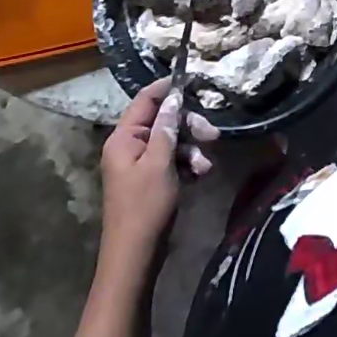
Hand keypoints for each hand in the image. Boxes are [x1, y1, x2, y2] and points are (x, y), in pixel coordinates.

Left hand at [99, 77, 218, 256]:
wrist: (136, 256)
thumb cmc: (146, 206)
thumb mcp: (160, 162)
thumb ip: (167, 126)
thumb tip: (174, 96)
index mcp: (124, 137)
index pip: (146, 99)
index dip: (168, 87)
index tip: (194, 80)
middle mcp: (130, 145)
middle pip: (163, 120)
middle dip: (189, 125)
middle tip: (212, 134)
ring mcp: (140, 163)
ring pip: (172, 140)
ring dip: (192, 148)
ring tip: (205, 166)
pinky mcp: (151, 178)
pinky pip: (173, 159)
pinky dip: (188, 164)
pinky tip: (200, 175)